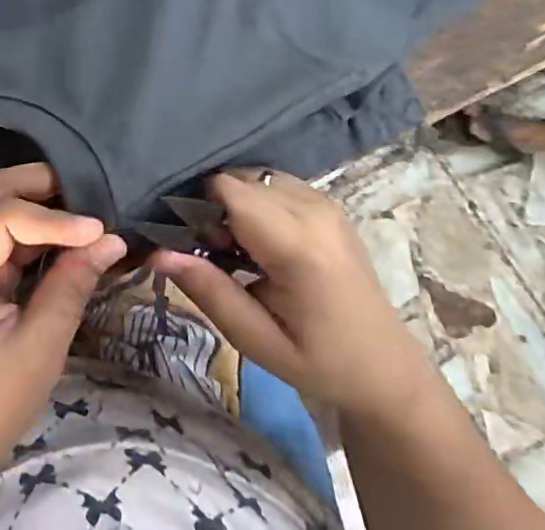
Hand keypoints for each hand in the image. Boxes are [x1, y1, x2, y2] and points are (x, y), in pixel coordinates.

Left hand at [0, 162, 127, 479]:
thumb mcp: (40, 348)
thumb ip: (72, 285)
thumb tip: (112, 239)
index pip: (2, 217)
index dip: (54, 218)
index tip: (99, 228)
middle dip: (44, 186)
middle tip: (94, 197)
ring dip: (40, 200)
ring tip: (86, 209)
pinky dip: (34, 223)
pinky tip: (66, 230)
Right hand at [150, 168, 419, 413]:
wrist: (386, 368)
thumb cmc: (320, 363)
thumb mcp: (257, 340)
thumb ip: (208, 291)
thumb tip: (157, 253)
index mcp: (298, 244)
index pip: (228, 189)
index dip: (199, 209)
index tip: (196, 246)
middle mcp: (314, 209)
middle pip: (238, 178)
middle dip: (214, 206)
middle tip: (216, 253)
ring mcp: (324, 202)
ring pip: (254, 176)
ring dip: (235, 203)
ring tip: (238, 249)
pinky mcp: (327, 203)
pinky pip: (274, 182)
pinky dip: (255, 201)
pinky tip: (260, 241)